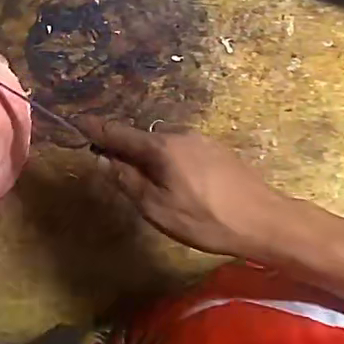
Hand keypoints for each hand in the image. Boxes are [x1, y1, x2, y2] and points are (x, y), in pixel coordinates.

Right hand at [79, 117, 330, 260]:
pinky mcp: (217, 152)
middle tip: (115, 171)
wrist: (268, 222)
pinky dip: (169, 162)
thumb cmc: (207, 220)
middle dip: (124, 150)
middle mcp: (179, 135)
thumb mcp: (158, 209)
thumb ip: (128, 182)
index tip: (75, 121)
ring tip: (151, 187)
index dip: (95, 129)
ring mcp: (201, 141)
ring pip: (162, 146)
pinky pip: (181, 152)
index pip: (118, 133)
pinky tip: (179, 186)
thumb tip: (105, 161)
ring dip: (149, 159)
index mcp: (161, 147)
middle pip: (141, 139)